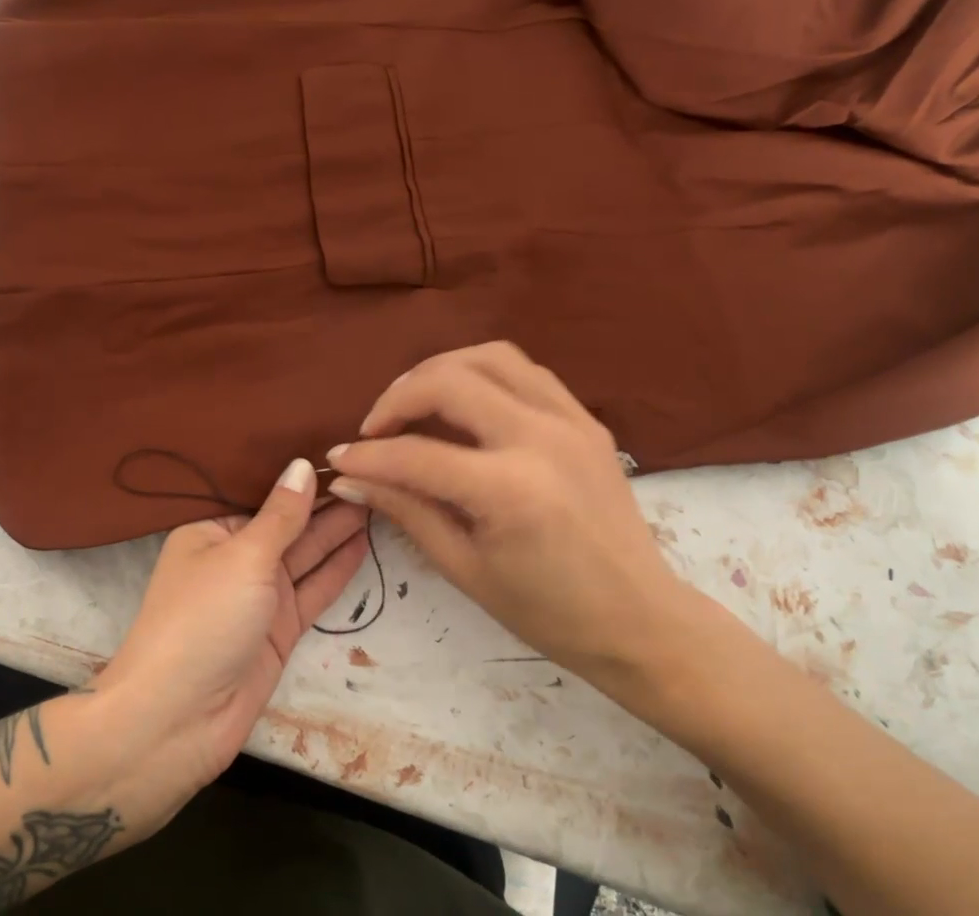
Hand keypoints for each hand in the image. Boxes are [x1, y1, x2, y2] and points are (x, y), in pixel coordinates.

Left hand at [92, 460, 369, 815]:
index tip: (340, 446)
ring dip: (338, 530)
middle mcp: (234, 558)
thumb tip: (302, 465)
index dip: (298, 474)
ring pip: (305, 555)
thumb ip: (280, 515)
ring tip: (379, 495)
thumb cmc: (202, 620)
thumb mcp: (243, 557)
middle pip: (288, 523)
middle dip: (326, 500)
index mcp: (210, 531)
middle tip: (375, 469)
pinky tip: (364, 541)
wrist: (179, 717)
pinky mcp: (280, 630)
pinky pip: (314, 590)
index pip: (260, 493)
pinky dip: (337, 568)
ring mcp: (259, 596)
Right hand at [324, 342, 694, 689]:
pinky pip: (524, 371)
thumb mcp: (463, 568)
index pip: (416, 454)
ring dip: (439, 371)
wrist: (640, 621)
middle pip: (449, 381)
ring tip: (413, 404)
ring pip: (489, 357)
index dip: (367, 456)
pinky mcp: (586, 419)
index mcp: (510, 490)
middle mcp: (542, 439)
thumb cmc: (547, 612)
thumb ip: (405, 511)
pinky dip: (482, 374)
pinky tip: (463, 404)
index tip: (338, 459)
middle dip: (397, 398)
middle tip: (375, 431)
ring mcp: (571, 421)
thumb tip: (349, 477)